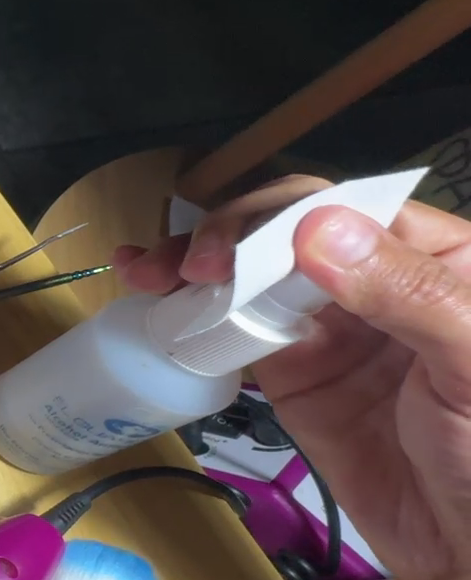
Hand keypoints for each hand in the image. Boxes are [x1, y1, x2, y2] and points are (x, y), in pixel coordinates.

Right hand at [116, 176, 470, 579]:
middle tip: (179, 272)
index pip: (344, 212)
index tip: (226, 259)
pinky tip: (146, 297)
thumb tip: (315, 229)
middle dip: (218, 240)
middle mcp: (371, 284)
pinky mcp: (282, 367)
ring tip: (139, 274)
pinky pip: (225, 327)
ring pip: (241, 274)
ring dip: (183, 265)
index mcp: (440, 264)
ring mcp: (321, 327)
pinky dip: (181, 309)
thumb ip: (410, 294)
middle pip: (277, 234)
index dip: (274, 219)